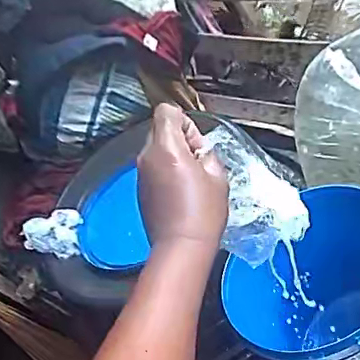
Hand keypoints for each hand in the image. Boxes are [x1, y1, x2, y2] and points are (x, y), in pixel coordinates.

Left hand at [136, 105, 226, 250]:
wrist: (182, 247)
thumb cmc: (202, 215)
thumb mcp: (218, 177)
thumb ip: (207, 154)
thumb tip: (199, 151)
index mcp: (166, 148)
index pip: (167, 111)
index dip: (186, 122)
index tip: (197, 145)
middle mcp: (147, 157)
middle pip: (161, 130)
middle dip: (181, 141)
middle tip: (198, 165)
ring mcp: (141, 175)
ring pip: (157, 151)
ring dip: (173, 158)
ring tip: (191, 183)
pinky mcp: (141, 190)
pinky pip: (154, 170)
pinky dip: (166, 175)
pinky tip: (181, 194)